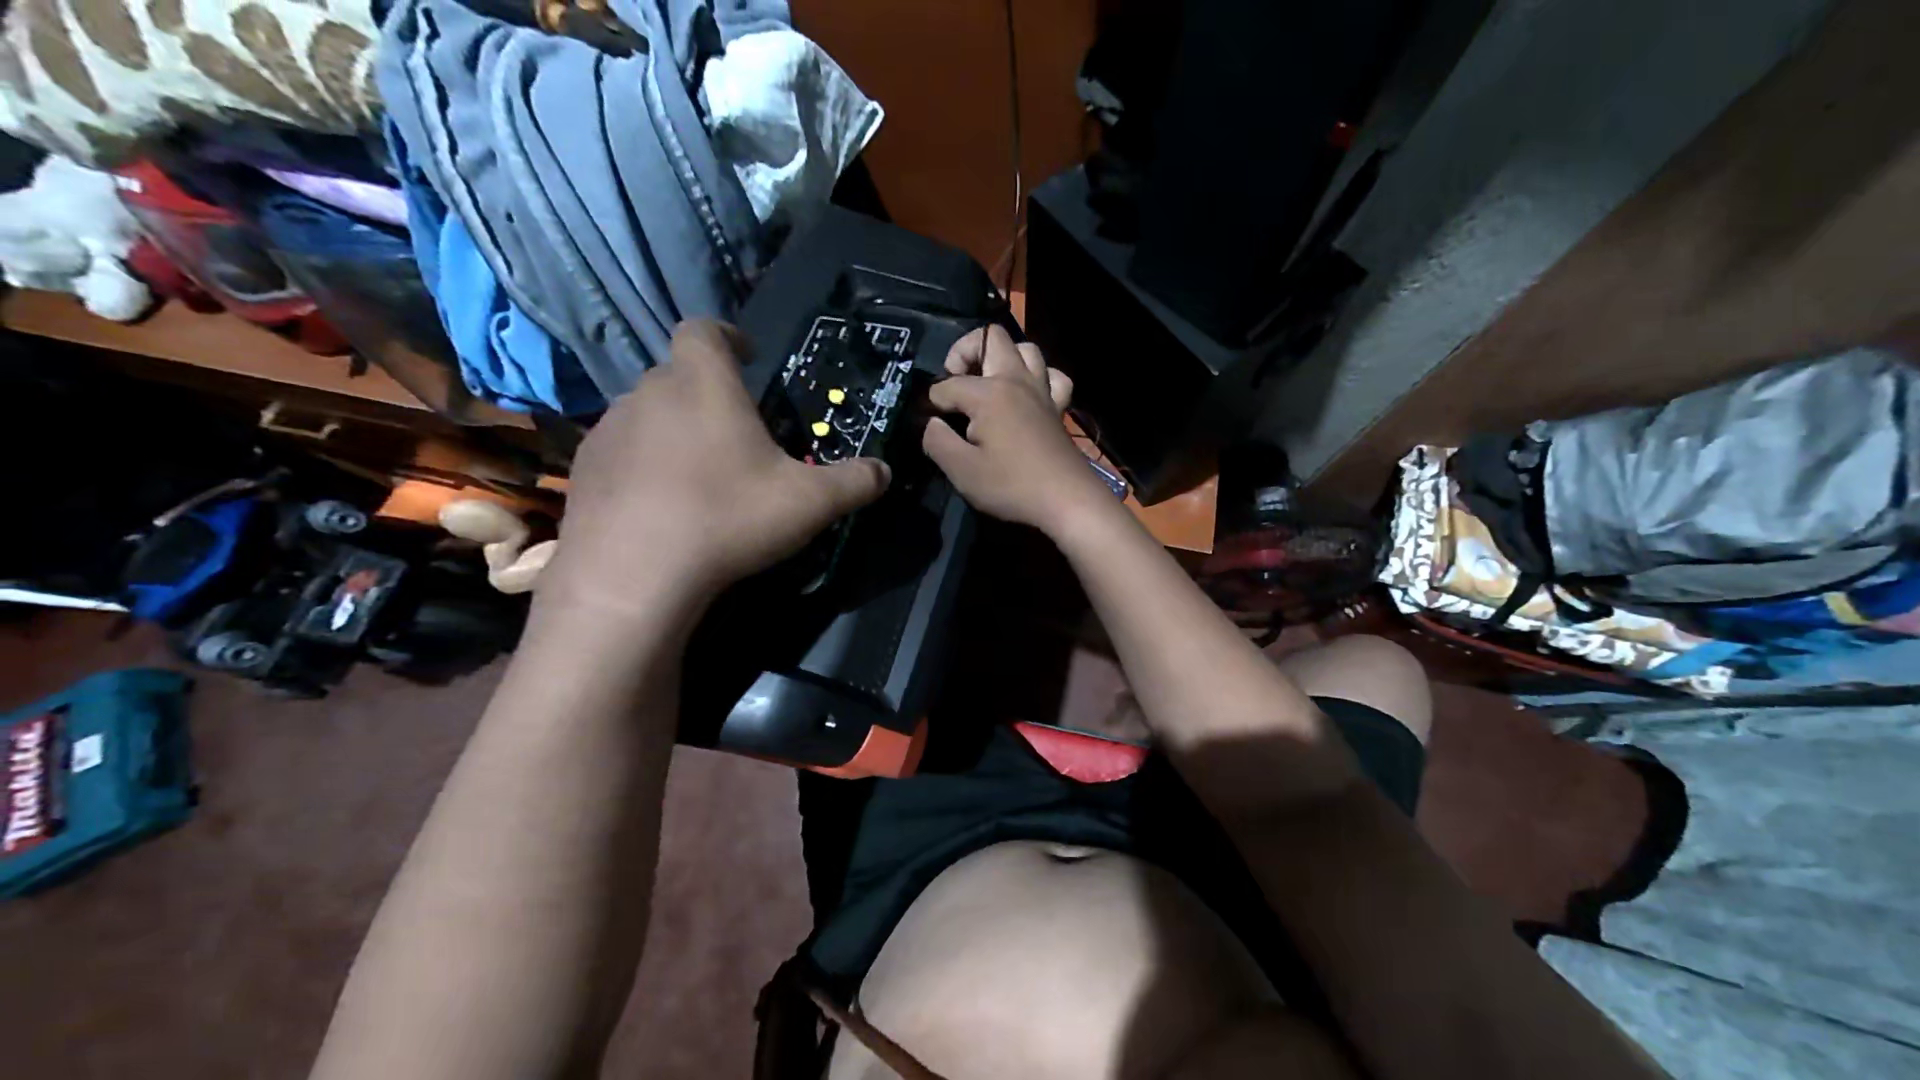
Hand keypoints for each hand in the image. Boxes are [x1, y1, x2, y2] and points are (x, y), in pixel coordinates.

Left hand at [541, 319, 889, 620]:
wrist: (633, 574)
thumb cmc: (728, 518)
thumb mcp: (810, 503)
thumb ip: (854, 482)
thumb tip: (885, 472)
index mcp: (703, 383)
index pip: (705, 330)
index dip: (728, 336)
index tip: (749, 357)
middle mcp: (649, 392)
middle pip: (678, 373)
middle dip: (707, 391)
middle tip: (736, 430)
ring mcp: (609, 430)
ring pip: (647, 413)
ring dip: (673, 428)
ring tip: (699, 471)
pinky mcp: (584, 469)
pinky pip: (621, 451)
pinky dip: (643, 463)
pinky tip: (661, 502)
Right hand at [921, 325, 1112, 536]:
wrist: (1067, 501)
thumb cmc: (1011, 486)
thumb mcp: (961, 470)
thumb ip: (936, 441)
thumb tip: (930, 424)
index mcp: (988, 393)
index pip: (947, 385)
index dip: (931, 404)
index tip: (930, 427)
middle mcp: (1016, 380)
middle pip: (990, 337)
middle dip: (964, 352)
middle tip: (955, 383)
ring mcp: (1041, 390)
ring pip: (1025, 348)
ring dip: (1002, 357)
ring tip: (988, 384)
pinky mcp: (1058, 406)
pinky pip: (1052, 375)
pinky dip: (1038, 377)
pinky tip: (1027, 394)